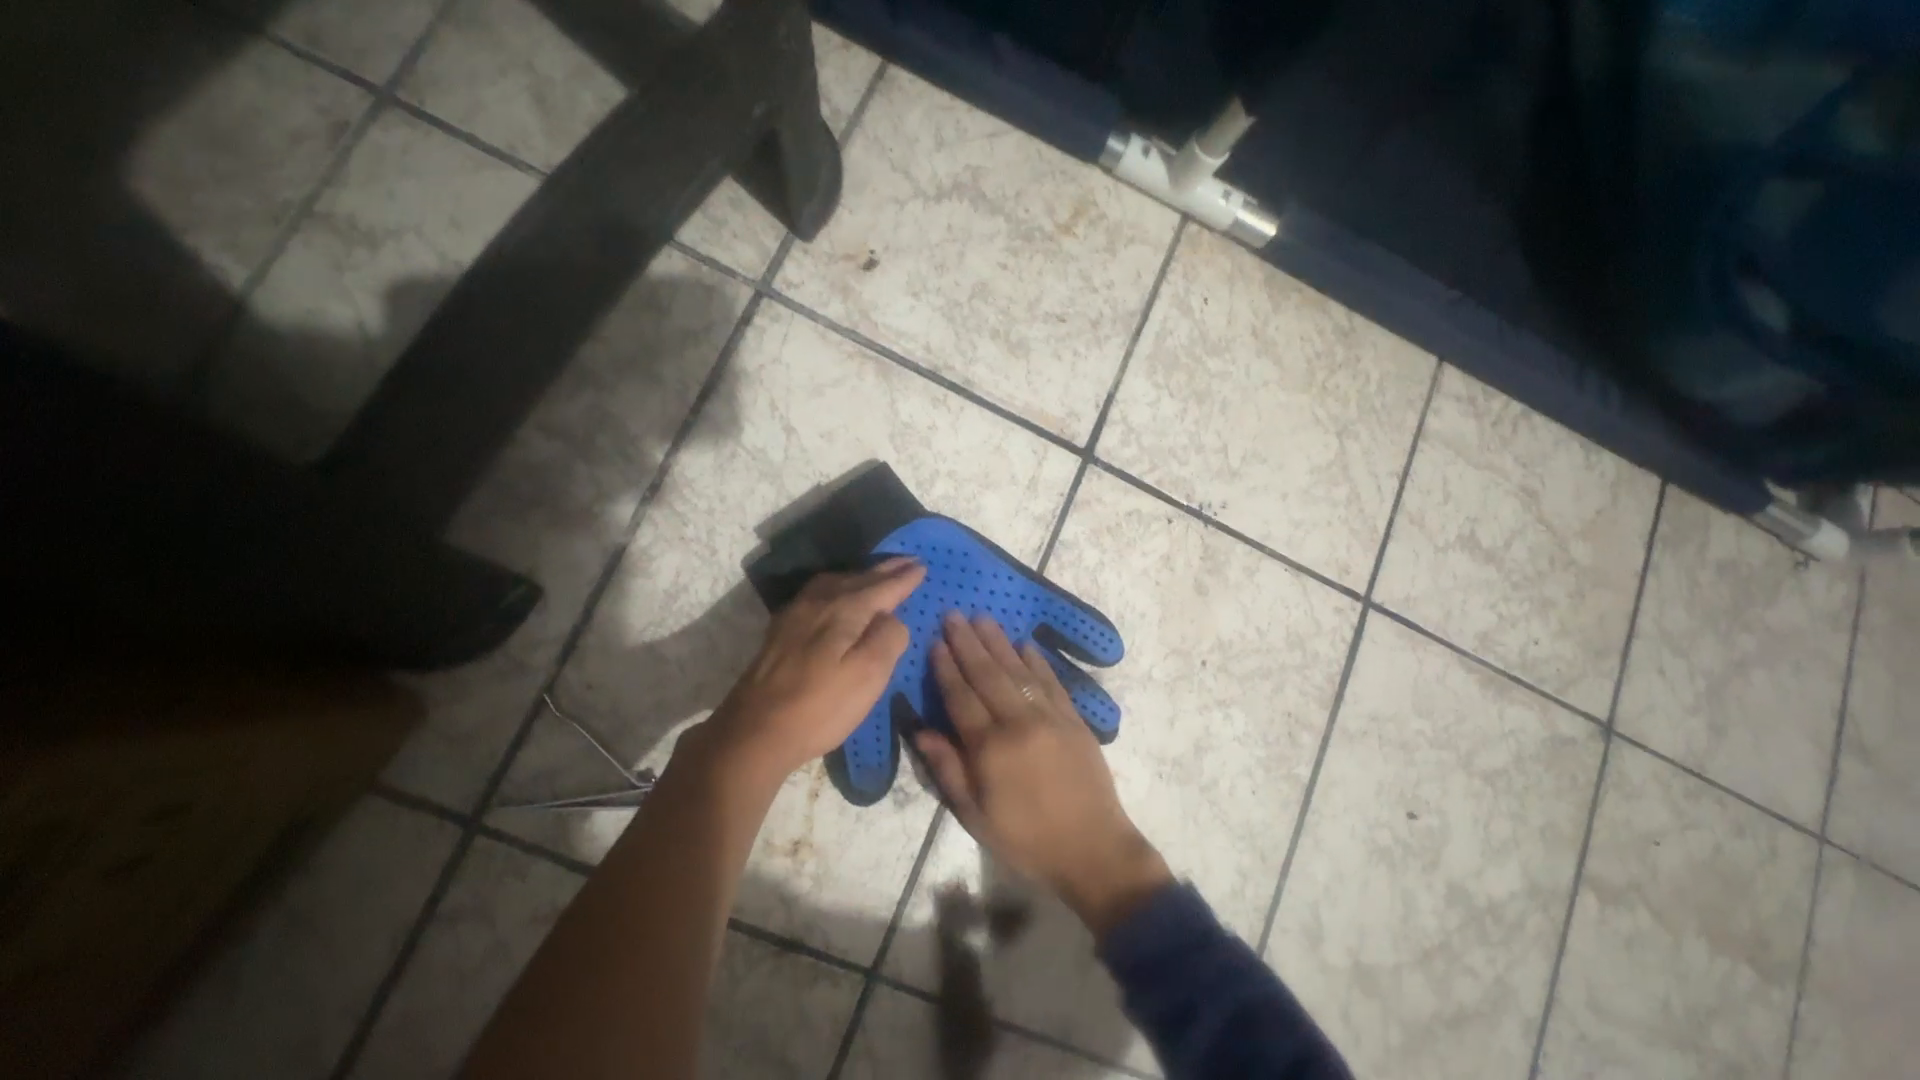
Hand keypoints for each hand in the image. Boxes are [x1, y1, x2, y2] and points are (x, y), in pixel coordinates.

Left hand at [704, 557, 926, 779]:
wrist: (755, 730)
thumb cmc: (820, 707)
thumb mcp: (868, 676)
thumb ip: (888, 639)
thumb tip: (891, 617)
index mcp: (844, 609)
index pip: (882, 587)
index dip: (904, 578)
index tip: (923, 566)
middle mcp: (818, 602)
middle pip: (857, 579)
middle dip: (884, 571)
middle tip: (907, 562)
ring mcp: (795, 614)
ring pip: (834, 583)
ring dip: (860, 576)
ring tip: (876, 576)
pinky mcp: (781, 631)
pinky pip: (818, 594)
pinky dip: (838, 588)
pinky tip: (836, 598)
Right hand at [915, 614, 1170, 937]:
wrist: (1092, 849)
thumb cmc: (1025, 840)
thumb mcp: (974, 815)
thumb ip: (948, 769)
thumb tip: (922, 730)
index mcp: (989, 748)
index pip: (961, 697)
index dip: (946, 668)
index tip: (935, 642)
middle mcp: (1019, 723)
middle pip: (988, 675)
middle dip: (968, 643)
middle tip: (954, 615)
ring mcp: (1050, 718)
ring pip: (1019, 671)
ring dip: (999, 643)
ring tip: (983, 618)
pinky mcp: (1075, 720)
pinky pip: (1051, 682)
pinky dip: (1036, 661)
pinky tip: (1025, 645)